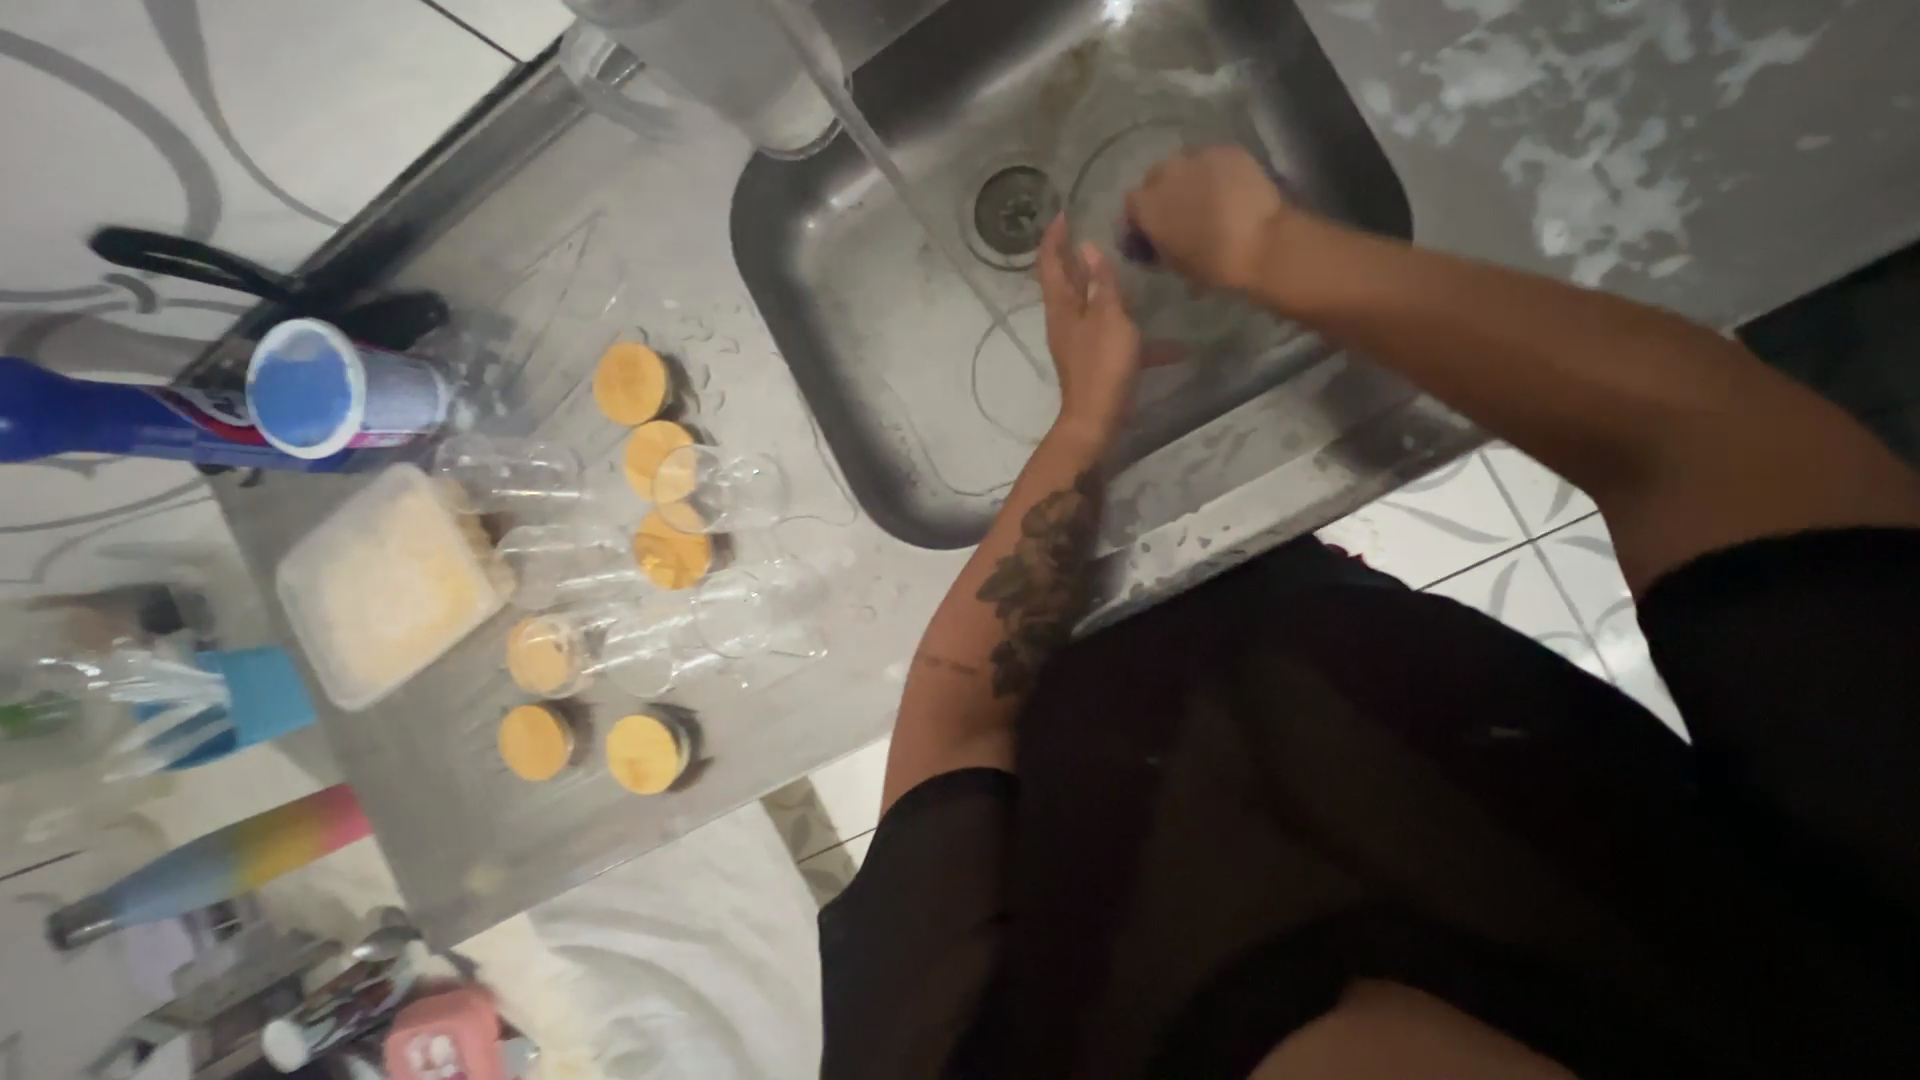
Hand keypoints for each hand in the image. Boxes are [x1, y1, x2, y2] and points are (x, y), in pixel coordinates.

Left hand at [1037, 216, 1140, 441]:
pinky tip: (1177, 346)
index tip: (1064, 213)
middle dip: (1077, 257)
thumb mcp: (1108, 319)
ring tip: (1134, 274)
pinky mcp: (1097, 362)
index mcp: (1062, 307)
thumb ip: (1101, 284)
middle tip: (1094, 231)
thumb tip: (1088, 247)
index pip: (1050, 262)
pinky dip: (1141, 339)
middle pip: (1068, 282)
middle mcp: (1066, 321)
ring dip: (1110, 291)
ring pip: (1094, 309)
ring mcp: (1081, 343)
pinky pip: (1119, 341)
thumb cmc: (1102, 366)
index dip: (1054, 236)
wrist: (1097, 420)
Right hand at [1124, 145, 1296, 292]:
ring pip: (1184, 165)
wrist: (1262, 243)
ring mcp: (1197, 158)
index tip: (1151, 233)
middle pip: (1155, 178)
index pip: (1131, 206)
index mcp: (1146, 205)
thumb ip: (1158, 244)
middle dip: (1163, 194)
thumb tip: (1158, 239)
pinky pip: (1212, 160)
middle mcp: (1165, 174)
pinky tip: (1228, 189)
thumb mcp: (1173, 264)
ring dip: (1188, 179)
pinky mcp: (1227, 150)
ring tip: (1205, 198)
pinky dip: (1215, 172)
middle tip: (1179, 213)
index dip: (1140, 219)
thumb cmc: (1213, 264)